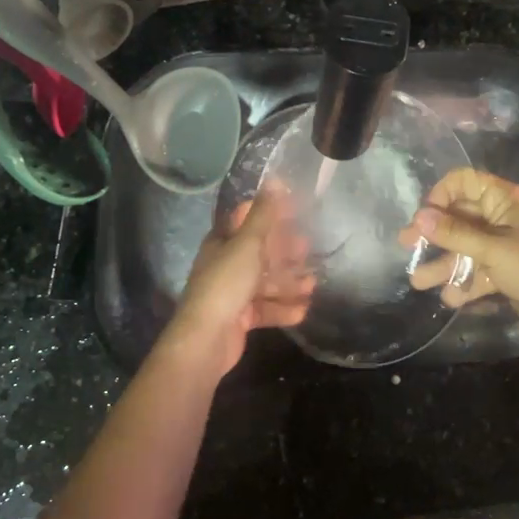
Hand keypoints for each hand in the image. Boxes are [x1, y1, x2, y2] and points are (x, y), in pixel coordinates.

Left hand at [169, 186, 314, 373]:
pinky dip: (282, 308)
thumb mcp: (247, 244)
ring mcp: (232, 293)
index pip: (247, 221)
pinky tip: (303, 311)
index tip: (296, 212)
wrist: (205, 340)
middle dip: (285, 252)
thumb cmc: (226, 283)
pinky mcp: (239, 319)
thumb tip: (274, 177)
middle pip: (260, 253)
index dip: (270, 215)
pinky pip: (265, 309)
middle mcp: (225, 264)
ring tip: (312, 284)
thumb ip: (263, 214)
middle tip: (309, 249)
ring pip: (265, 282)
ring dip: (289, 283)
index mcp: (222, 242)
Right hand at [397, 169, 518, 340]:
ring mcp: (500, 244)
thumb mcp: (493, 248)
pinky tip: (450, 298)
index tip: (424, 216)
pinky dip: (463, 282)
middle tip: (405, 246)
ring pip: (464, 247)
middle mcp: (499, 216)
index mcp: (502, 199)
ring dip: (443, 263)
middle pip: (458, 216)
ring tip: (418, 282)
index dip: (441, 195)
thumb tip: (418, 217)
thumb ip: (455, 234)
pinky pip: (475, 270)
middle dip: (433, 233)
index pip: (464, 182)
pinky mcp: (503, 271)